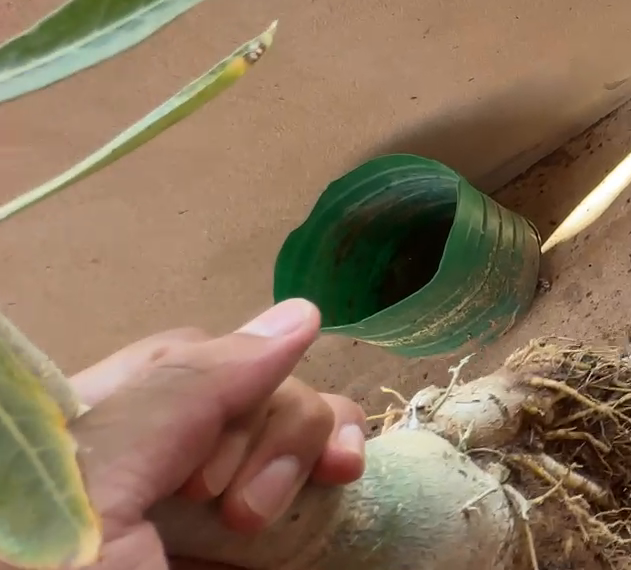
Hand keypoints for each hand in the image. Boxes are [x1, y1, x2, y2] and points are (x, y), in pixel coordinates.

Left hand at [67, 300, 366, 568]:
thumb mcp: (84, 510)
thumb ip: (178, 398)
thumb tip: (299, 315)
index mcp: (77, 442)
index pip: (171, 357)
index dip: (212, 386)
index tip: (199, 474)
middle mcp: (142, 459)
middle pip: (243, 380)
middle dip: (264, 429)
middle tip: (236, 510)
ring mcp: (199, 493)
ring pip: (287, 408)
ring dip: (306, 443)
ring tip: (269, 518)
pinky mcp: (248, 521)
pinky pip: (313, 451)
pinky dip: (337, 451)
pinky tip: (346, 474)